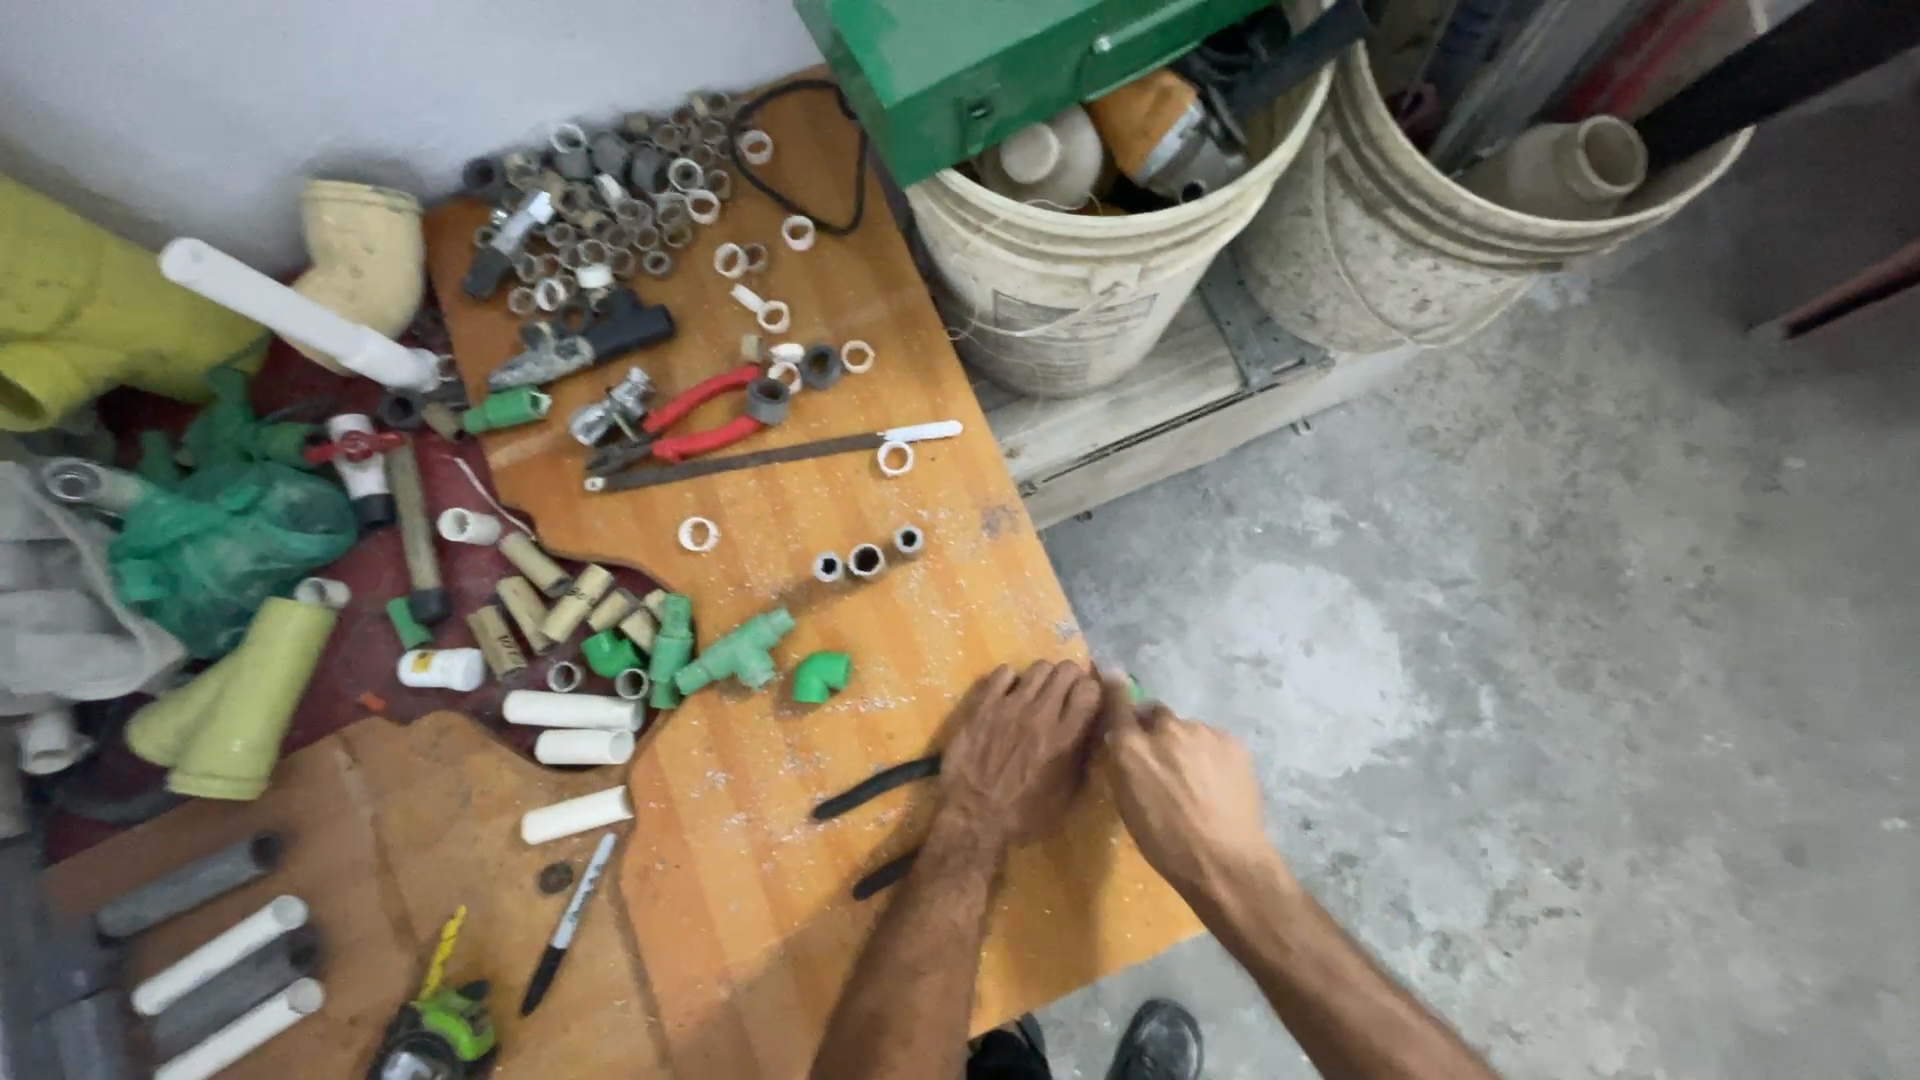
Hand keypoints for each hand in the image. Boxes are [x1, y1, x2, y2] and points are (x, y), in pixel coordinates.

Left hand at [938, 662, 1103, 850]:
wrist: (974, 817)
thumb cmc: (1026, 815)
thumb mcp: (1069, 796)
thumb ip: (1085, 758)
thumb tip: (1096, 730)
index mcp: (1066, 739)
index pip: (1090, 689)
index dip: (1090, 690)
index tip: (1086, 699)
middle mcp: (1041, 715)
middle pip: (1066, 670)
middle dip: (1070, 678)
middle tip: (1063, 692)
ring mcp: (1010, 706)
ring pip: (1037, 668)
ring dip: (1043, 677)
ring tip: (1037, 692)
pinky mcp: (983, 705)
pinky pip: (1003, 672)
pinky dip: (1011, 679)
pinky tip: (1009, 693)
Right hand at [1100, 676, 1290, 900]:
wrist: (1224, 861)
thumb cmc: (1165, 842)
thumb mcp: (1127, 803)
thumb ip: (1123, 763)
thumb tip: (1123, 740)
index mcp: (1131, 748)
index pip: (1119, 704)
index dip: (1114, 687)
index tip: (1111, 672)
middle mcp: (1165, 729)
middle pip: (1156, 713)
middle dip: (1155, 728)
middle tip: (1163, 760)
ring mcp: (1202, 732)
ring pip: (1188, 730)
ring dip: (1186, 744)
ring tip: (1197, 780)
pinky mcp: (1232, 742)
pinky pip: (1213, 741)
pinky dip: (1211, 755)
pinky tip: (1217, 783)